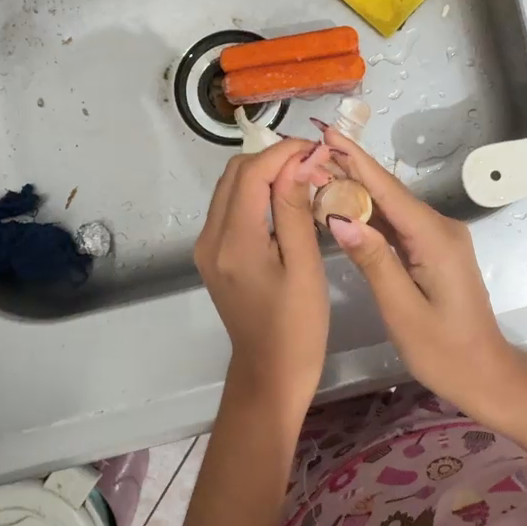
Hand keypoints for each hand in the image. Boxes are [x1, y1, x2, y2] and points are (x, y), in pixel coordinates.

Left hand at [193, 137, 332, 413]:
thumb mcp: (304, 268)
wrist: (268, 375)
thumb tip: (299, 162)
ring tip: (305, 179)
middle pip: (236, 173)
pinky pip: (231, 207)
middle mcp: (210, 237)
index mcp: (234, 241)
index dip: (285, 152)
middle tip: (315, 166)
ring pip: (231, 187)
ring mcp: (208, 246)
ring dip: (265, 174)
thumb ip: (296, 210)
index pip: (253, 173)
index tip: (319, 150)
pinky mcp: (213, 255)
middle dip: (274, 159)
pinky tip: (286, 202)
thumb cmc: (296, 329)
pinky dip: (257, 194)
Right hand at [319, 127, 526, 411]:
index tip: (328, 132)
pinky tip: (344, 208)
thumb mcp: (403, 311)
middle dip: (350, 170)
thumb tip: (341, 218)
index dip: (357, 160)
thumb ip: (374, 261)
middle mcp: (440, 229)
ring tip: (318, 173)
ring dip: (357, 191)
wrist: (486, 376)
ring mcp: (438, 239)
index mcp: (435, 238)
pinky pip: (397, 226)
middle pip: (389, 193)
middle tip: (310, 152)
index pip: (388, 190)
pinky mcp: (433, 252)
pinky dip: (370, 216)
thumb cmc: (445, 352)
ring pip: (391, 208)